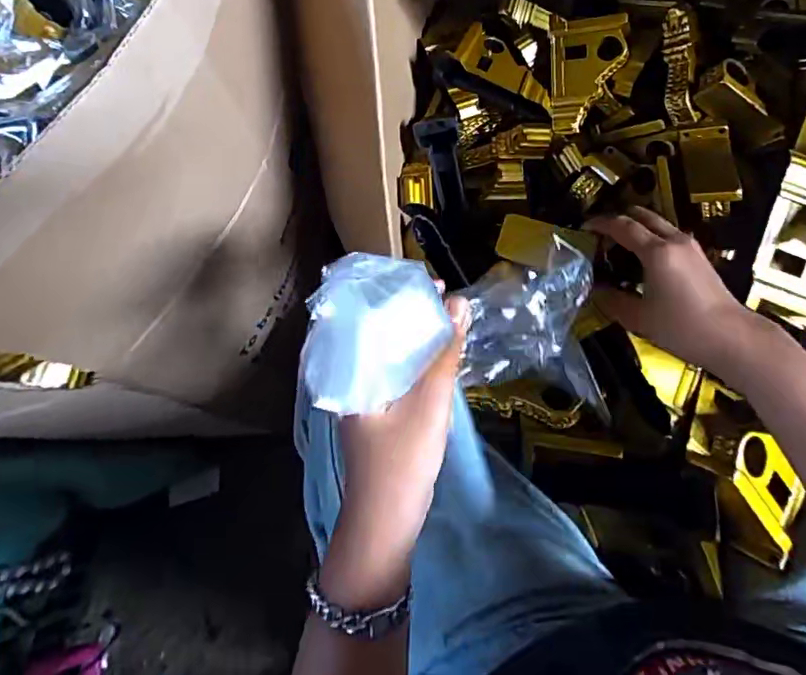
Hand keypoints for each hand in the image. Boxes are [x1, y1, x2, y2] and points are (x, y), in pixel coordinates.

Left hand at [321, 294, 467, 608]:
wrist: (386, 524)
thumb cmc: (402, 461)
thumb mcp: (429, 404)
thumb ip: (443, 354)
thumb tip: (458, 303)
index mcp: (348, 369)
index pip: (363, 314)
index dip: (393, 292)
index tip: (426, 281)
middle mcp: (347, 376)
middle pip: (373, 330)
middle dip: (404, 310)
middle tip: (438, 294)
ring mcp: (359, 396)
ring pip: (383, 351)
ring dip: (409, 332)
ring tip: (439, 314)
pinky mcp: (374, 411)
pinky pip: (390, 370)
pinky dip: (410, 356)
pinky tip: (431, 353)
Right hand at [587, 207, 783, 383]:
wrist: (735, 340)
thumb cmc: (684, 328)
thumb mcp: (639, 318)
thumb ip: (612, 300)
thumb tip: (594, 290)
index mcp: (656, 251)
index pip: (621, 225)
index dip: (599, 223)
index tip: (582, 227)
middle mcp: (674, 241)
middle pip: (642, 215)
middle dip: (618, 219)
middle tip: (600, 234)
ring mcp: (690, 248)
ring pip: (657, 224)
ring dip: (637, 228)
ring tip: (619, 246)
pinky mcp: (700, 258)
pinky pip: (668, 236)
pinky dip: (651, 238)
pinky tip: (643, 260)